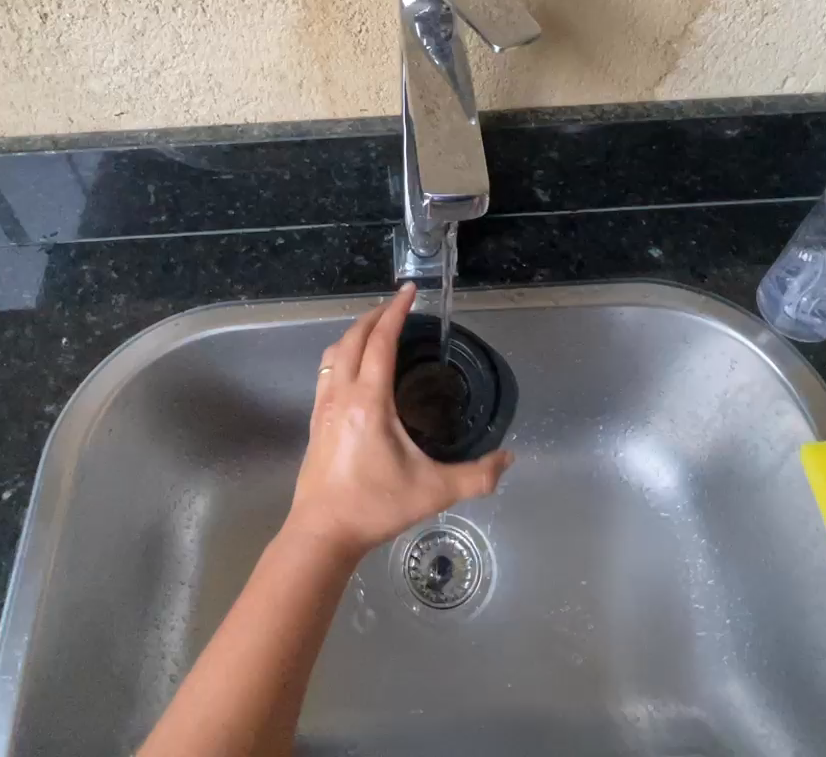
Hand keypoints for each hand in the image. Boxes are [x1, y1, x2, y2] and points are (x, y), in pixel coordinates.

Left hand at [285, 283, 514, 557]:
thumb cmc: (375, 507)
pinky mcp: (316, 420)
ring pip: (334, 353)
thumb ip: (477, 475)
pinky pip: (327, 372)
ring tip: (376, 328)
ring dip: (355, 333)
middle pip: (353, 338)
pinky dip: (342, 354)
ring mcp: (324, 406)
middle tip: (398, 304)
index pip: (381, 341)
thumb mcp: (434, 492)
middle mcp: (342, 394)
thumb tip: (509, 459)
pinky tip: (354, 366)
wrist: (322, 533)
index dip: (396, 312)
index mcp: (369, 401)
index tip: (410, 292)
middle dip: (375, 315)